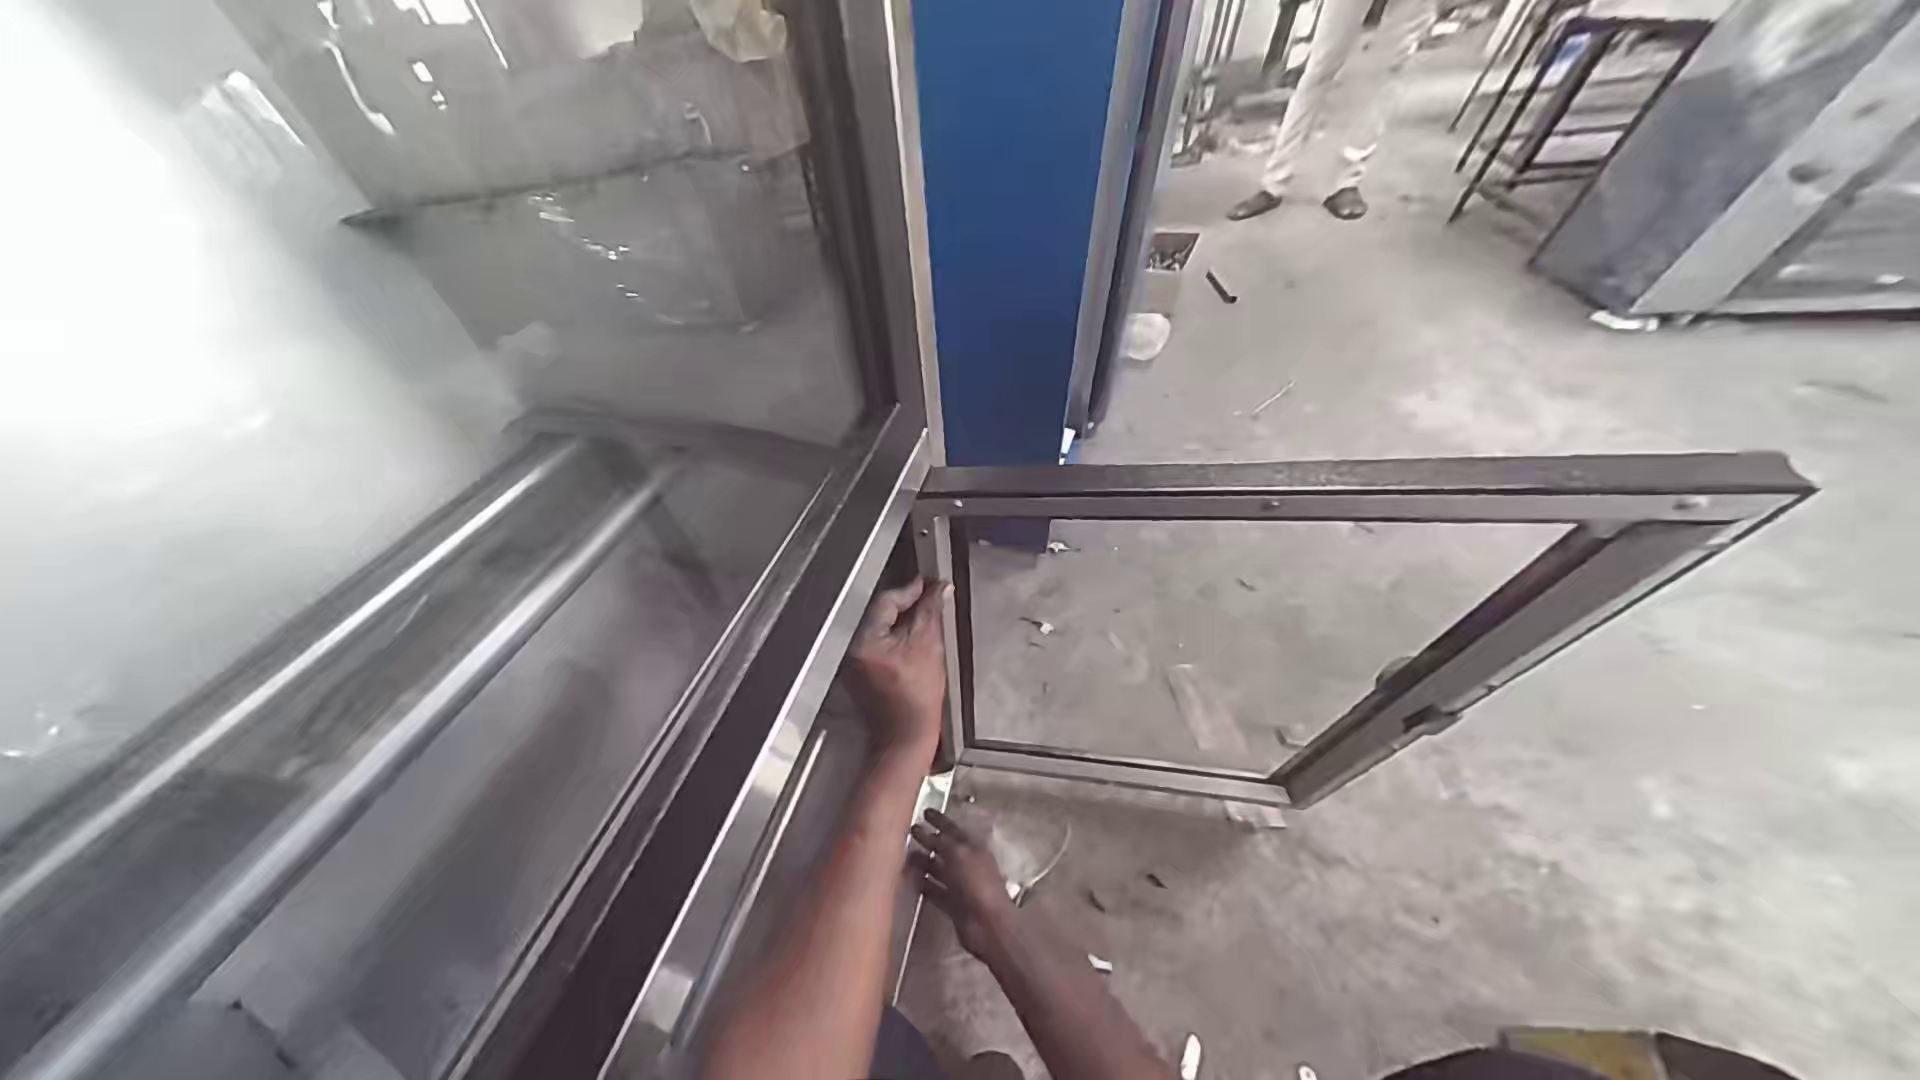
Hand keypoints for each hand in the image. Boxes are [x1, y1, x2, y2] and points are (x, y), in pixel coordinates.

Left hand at [846, 577, 949, 755]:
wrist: (906, 734)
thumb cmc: (917, 698)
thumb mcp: (929, 646)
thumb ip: (931, 611)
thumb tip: (939, 588)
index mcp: (865, 640)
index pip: (887, 600)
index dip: (910, 590)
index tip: (927, 584)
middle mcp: (852, 647)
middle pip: (880, 611)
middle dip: (906, 603)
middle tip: (928, 596)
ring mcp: (853, 658)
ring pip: (879, 625)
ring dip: (900, 619)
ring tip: (923, 616)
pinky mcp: (858, 668)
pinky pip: (876, 640)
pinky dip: (893, 634)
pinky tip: (910, 637)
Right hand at [910, 808, 1016, 959]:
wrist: (987, 925)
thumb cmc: (975, 883)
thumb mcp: (959, 854)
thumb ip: (944, 842)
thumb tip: (930, 832)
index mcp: (972, 847)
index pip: (953, 829)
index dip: (939, 820)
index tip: (924, 811)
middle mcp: (966, 863)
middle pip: (944, 848)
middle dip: (928, 839)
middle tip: (910, 830)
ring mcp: (959, 884)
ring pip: (938, 868)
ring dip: (923, 861)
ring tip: (904, 853)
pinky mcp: (952, 904)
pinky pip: (935, 889)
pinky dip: (924, 883)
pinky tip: (910, 878)